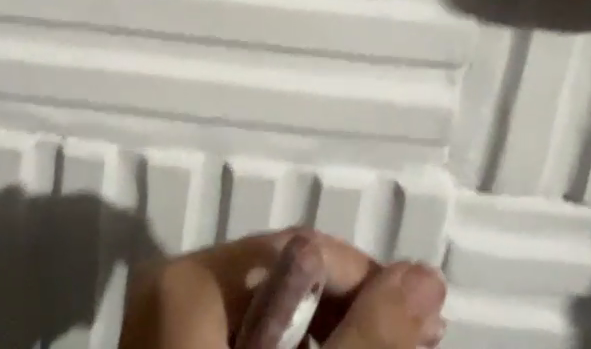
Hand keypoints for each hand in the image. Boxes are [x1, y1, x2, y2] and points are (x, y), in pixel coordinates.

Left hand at [119, 229, 445, 348]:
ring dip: (329, 336)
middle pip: (283, 274)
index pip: (299, 250)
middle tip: (410, 346)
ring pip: (269, 306)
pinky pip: (244, 332)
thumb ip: (369, 341)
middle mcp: (168, 288)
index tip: (423, 330)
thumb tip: (424, 275)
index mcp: (188, 283)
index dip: (367, 284)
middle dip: (350, 313)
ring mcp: (166, 324)